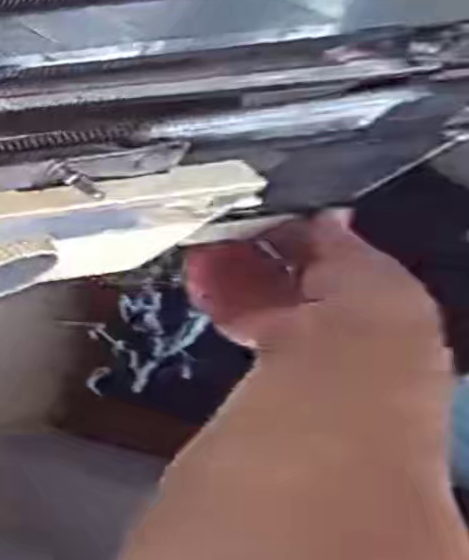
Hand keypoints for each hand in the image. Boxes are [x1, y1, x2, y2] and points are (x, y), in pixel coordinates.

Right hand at [184, 209, 442, 353]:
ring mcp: (275, 315)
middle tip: (225, 228)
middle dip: (245, 247)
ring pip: (240, 282)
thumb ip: (333, 236)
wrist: (336, 346)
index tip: (263, 216)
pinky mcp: (242, 327)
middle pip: (269, 266)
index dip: (287, 232)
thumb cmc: (363, 298)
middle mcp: (312, 298)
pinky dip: (206, 285)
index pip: (312, 251)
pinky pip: (219, 301)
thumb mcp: (358, 255)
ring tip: (203, 245)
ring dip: (221, 263)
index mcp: (354, 280)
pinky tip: (196, 268)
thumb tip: (323, 213)